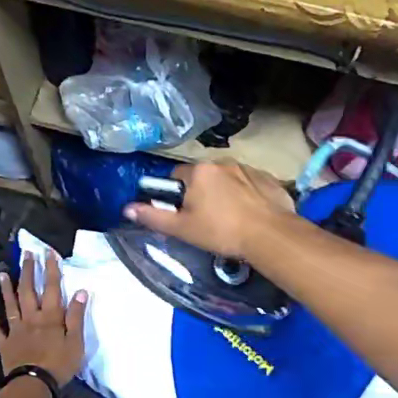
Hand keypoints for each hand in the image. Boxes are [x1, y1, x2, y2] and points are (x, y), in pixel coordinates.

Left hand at [0, 251, 88, 387]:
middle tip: (26, 254)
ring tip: (2, 274)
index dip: (51, 269)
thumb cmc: (59, 364)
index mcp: (50, 317)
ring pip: (10, 305)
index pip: (52, 288)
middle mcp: (31, 318)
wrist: (33, 384)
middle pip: (28, 291)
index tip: (48, 252)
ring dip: (7, 289)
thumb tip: (81, 291)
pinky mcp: (5, 345)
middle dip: (28, 272)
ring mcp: (15, 330)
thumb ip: (77, 317)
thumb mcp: (76, 342)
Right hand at [124, 161, 296, 260]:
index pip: (176, 175)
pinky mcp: (268, 178)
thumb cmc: (221, 231)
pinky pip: (250, 184)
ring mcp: (248, 168)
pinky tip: (249, 214)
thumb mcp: (182, 228)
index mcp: (198, 171)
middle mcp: (222, 162)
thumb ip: (153, 216)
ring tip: (230, 219)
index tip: (183, 213)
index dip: (176, 194)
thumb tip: (127, 208)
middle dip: (201, 192)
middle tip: (206, 220)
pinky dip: (247, 195)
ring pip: (227, 179)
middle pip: (203, 176)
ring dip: (224, 192)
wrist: (270, 235)